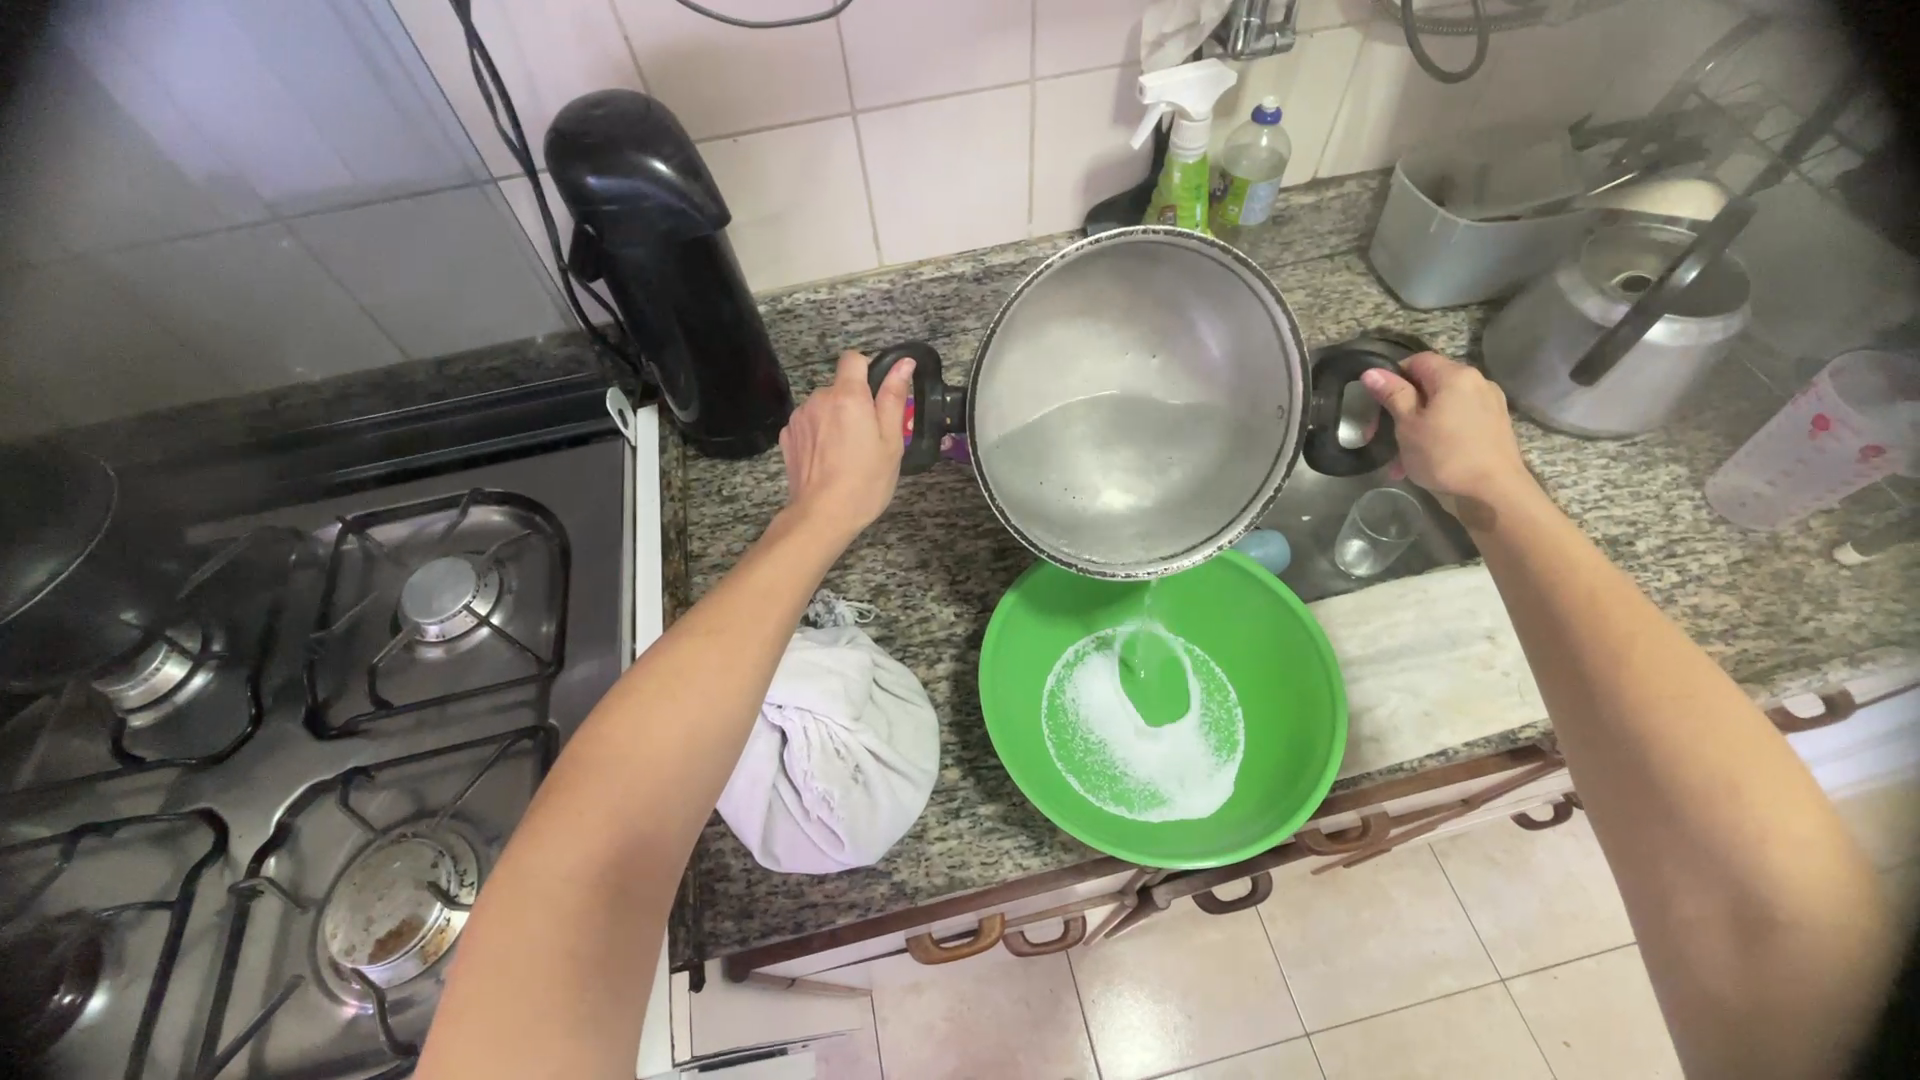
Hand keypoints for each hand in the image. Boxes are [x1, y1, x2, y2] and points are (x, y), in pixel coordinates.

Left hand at [778, 351, 913, 539]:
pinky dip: (819, 434)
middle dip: (853, 403)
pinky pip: (808, 424)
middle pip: (839, 386)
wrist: (822, 515)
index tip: (877, 396)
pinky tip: (828, 460)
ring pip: (823, 406)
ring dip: (834, 419)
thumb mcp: (891, 441)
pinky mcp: (788, 436)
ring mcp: (799, 418)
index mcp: (848, 396)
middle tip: (868, 437)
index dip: (867, 371)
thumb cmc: (865, 481)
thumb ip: (894, 397)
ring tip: (847, 452)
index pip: (853, 359)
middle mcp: (819, 399)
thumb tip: (904, 364)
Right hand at [1361, 352, 1533, 510]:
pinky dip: (1440, 432)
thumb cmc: (1444, 454)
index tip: (1378, 402)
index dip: (1394, 376)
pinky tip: (1428, 457)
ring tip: (1403, 455)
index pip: (1417, 360)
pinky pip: (1459, 419)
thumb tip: (1371, 371)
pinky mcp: (1495, 423)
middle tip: (1385, 434)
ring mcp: (1490, 403)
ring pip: (1444, 405)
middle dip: (1405, 406)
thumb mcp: (1408, 425)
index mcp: (1455, 376)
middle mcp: (1477, 381)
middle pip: (1432, 383)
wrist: (1494, 490)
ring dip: (1420, 424)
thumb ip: (1393, 395)